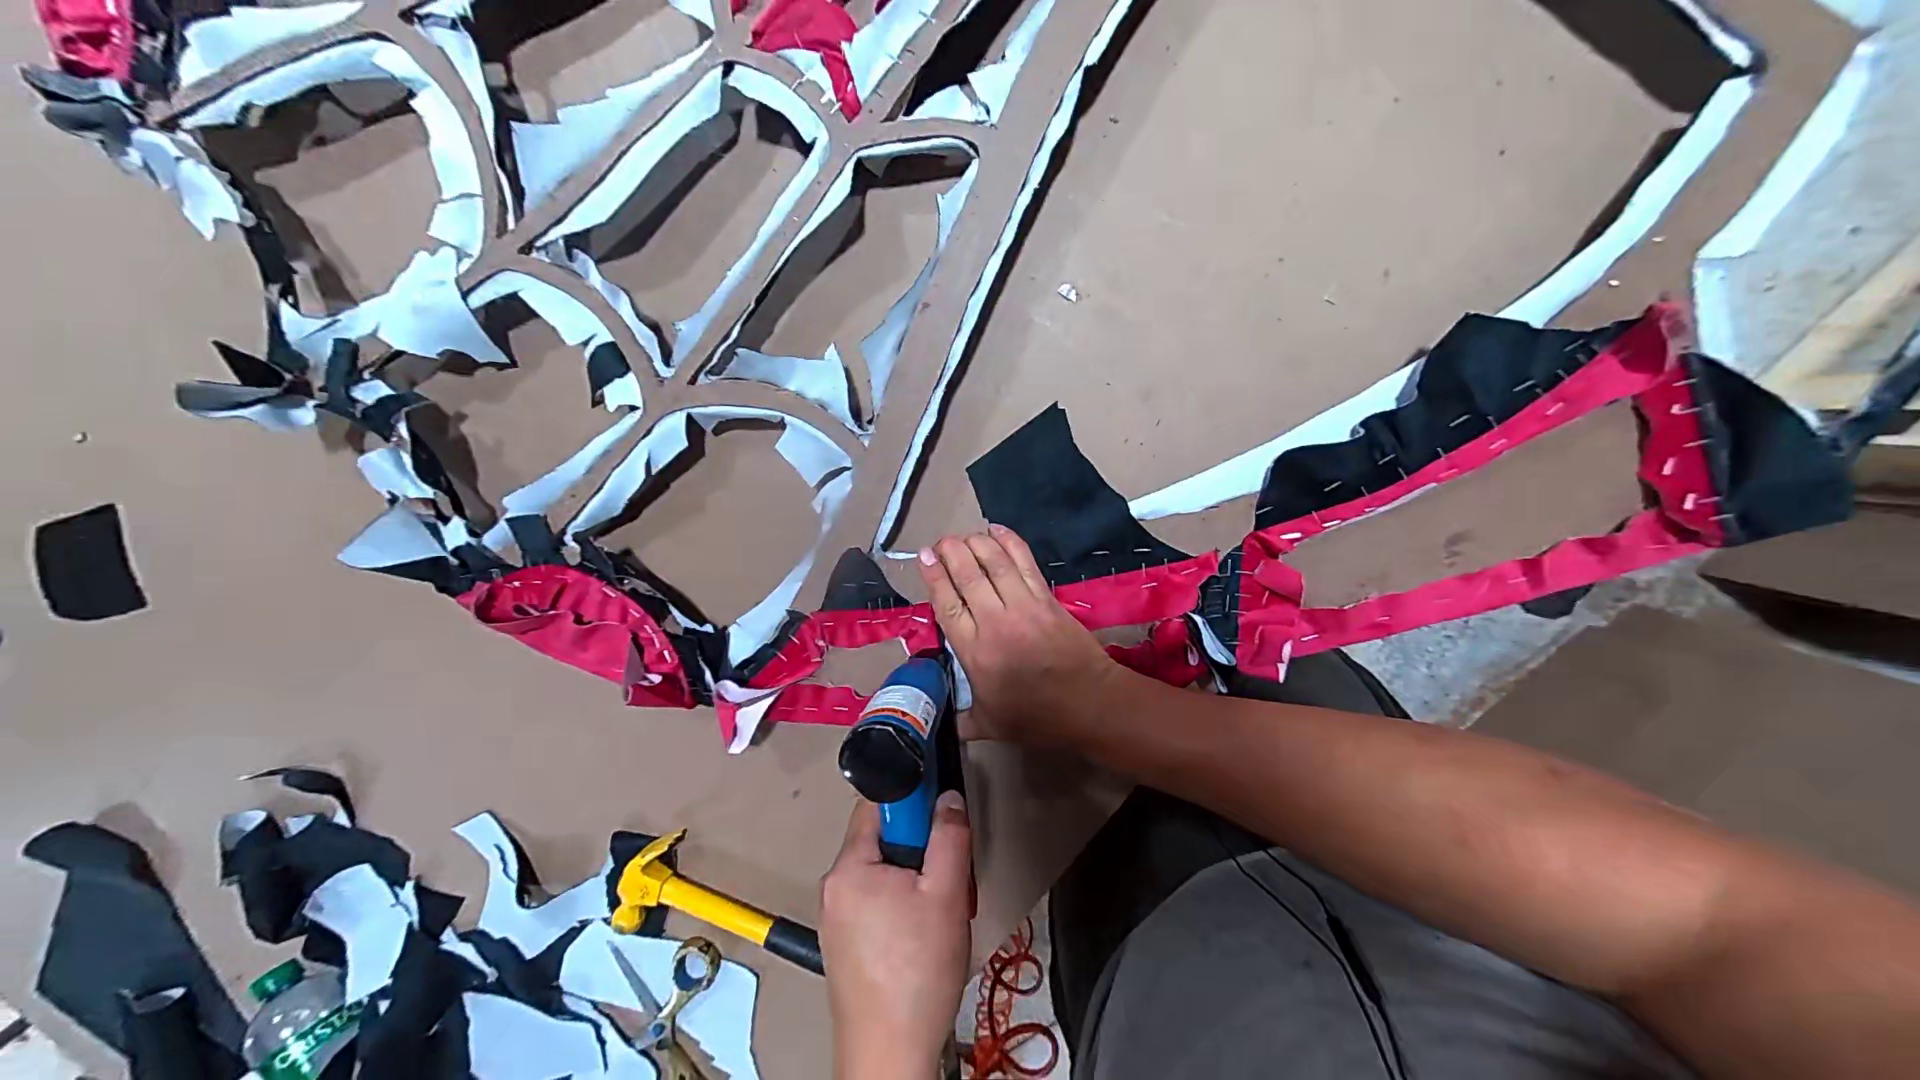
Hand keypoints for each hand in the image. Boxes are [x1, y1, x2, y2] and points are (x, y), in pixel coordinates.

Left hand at [821, 794, 972, 1079]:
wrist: (891, 1054)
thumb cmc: (915, 977)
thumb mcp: (947, 893)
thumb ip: (950, 836)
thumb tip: (948, 799)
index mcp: (849, 867)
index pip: (876, 803)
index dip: (911, 797)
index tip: (937, 800)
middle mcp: (834, 887)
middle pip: (881, 839)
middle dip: (918, 845)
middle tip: (946, 869)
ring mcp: (836, 917)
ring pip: (882, 871)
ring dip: (913, 876)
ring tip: (938, 908)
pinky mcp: (845, 942)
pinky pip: (875, 900)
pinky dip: (900, 902)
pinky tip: (922, 931)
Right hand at [917, 525, 1119, 744]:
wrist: (1090, 704)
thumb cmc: (1038, 718)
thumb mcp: (990, 725)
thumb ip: (960, 719)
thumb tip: (933, 717)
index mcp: (975, 653)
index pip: (947, 605)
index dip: (933, 577)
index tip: (924, 558)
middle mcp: (995, 623)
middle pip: (967, 576)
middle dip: (951, 552)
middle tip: (941, 542)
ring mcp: (1024, 606)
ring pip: (994, 563)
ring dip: (976, 543)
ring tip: (964, 535)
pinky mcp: (1047, 598)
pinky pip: (1024, 562)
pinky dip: (1010, 542)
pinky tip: (997, 530)